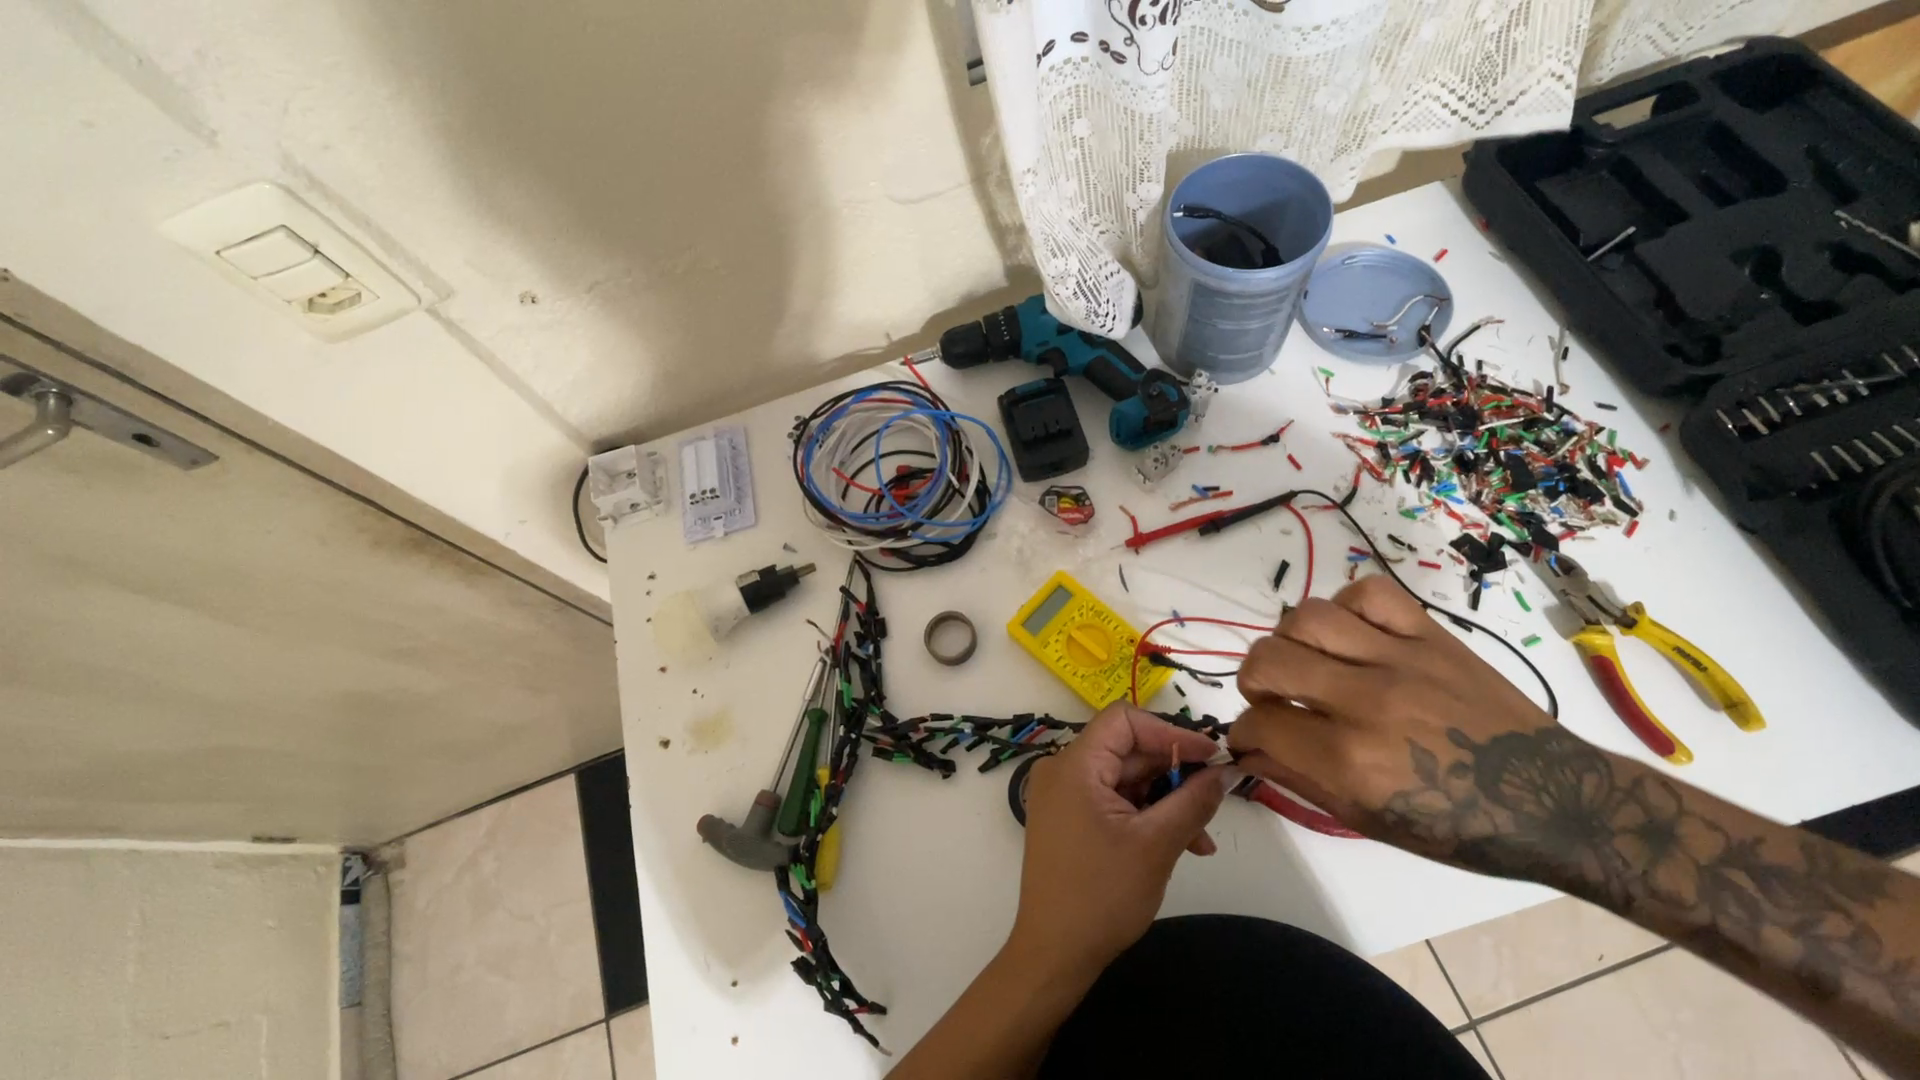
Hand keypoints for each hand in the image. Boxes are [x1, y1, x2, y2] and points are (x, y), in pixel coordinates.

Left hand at [1009, 704, 1229, 980]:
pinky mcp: (1072, 820)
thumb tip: (1225, 772)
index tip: (1211, 757)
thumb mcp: (1157, 844)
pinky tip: (1184, 845)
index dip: (1170, 733)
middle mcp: (1064, 772)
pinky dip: (1148, 816)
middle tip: (1214, 799)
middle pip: (1128, 750)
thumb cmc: (1102, 895)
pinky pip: (1116, 801)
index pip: (1124, 721)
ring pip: (1127, 779)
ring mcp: (1065, 797)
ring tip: (1202, 838)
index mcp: (1074, 766)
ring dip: (1167, 800)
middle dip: (1175, 772)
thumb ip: (1193, 800)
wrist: (1055, 953)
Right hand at [1227, 575, 1557, 862]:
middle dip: (1253, 682)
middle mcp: (1366, 701)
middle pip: (1269, 660)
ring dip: (1290, 640)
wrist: (1553, 799)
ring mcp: (1400, 661)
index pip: (1260, 724)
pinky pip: (1370, 594)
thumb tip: (1247, 751)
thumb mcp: (1366, 818)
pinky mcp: (1431, 637)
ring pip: (1309, 618)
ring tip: (1306, 661)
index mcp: (1349, 759)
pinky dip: (1346, 607)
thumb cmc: (1455, 825)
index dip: (1244, 732)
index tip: (1253, 738)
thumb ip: (1298, 778)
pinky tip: (1350, 634)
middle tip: (1272, 698)